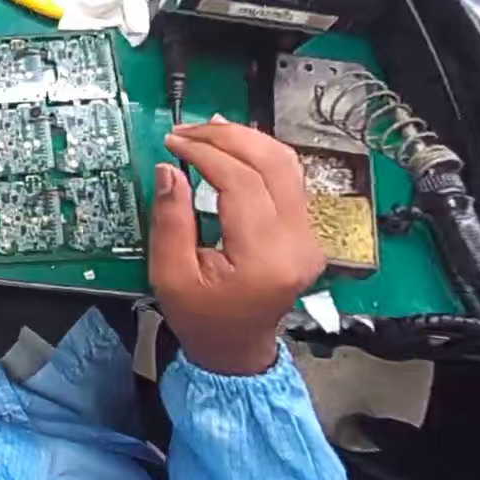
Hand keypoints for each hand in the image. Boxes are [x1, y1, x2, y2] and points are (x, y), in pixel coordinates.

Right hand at [149, 120, 325, 374]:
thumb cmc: (198, 317)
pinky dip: (259, 156)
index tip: (172, 142)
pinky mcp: (307, 232)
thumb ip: (170, 220)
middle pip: (275, 165)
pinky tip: (232, 147)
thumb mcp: (169, 274)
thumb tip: (168, 169)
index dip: (206, 154)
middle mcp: (299, 242)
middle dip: (230, 138)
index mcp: (265, 257)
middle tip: (188, 129)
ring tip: (207, 130)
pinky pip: (289, 180)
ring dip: (247, 140)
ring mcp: (310, 236)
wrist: (236, 349)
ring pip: (289, 166)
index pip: (243, 183)